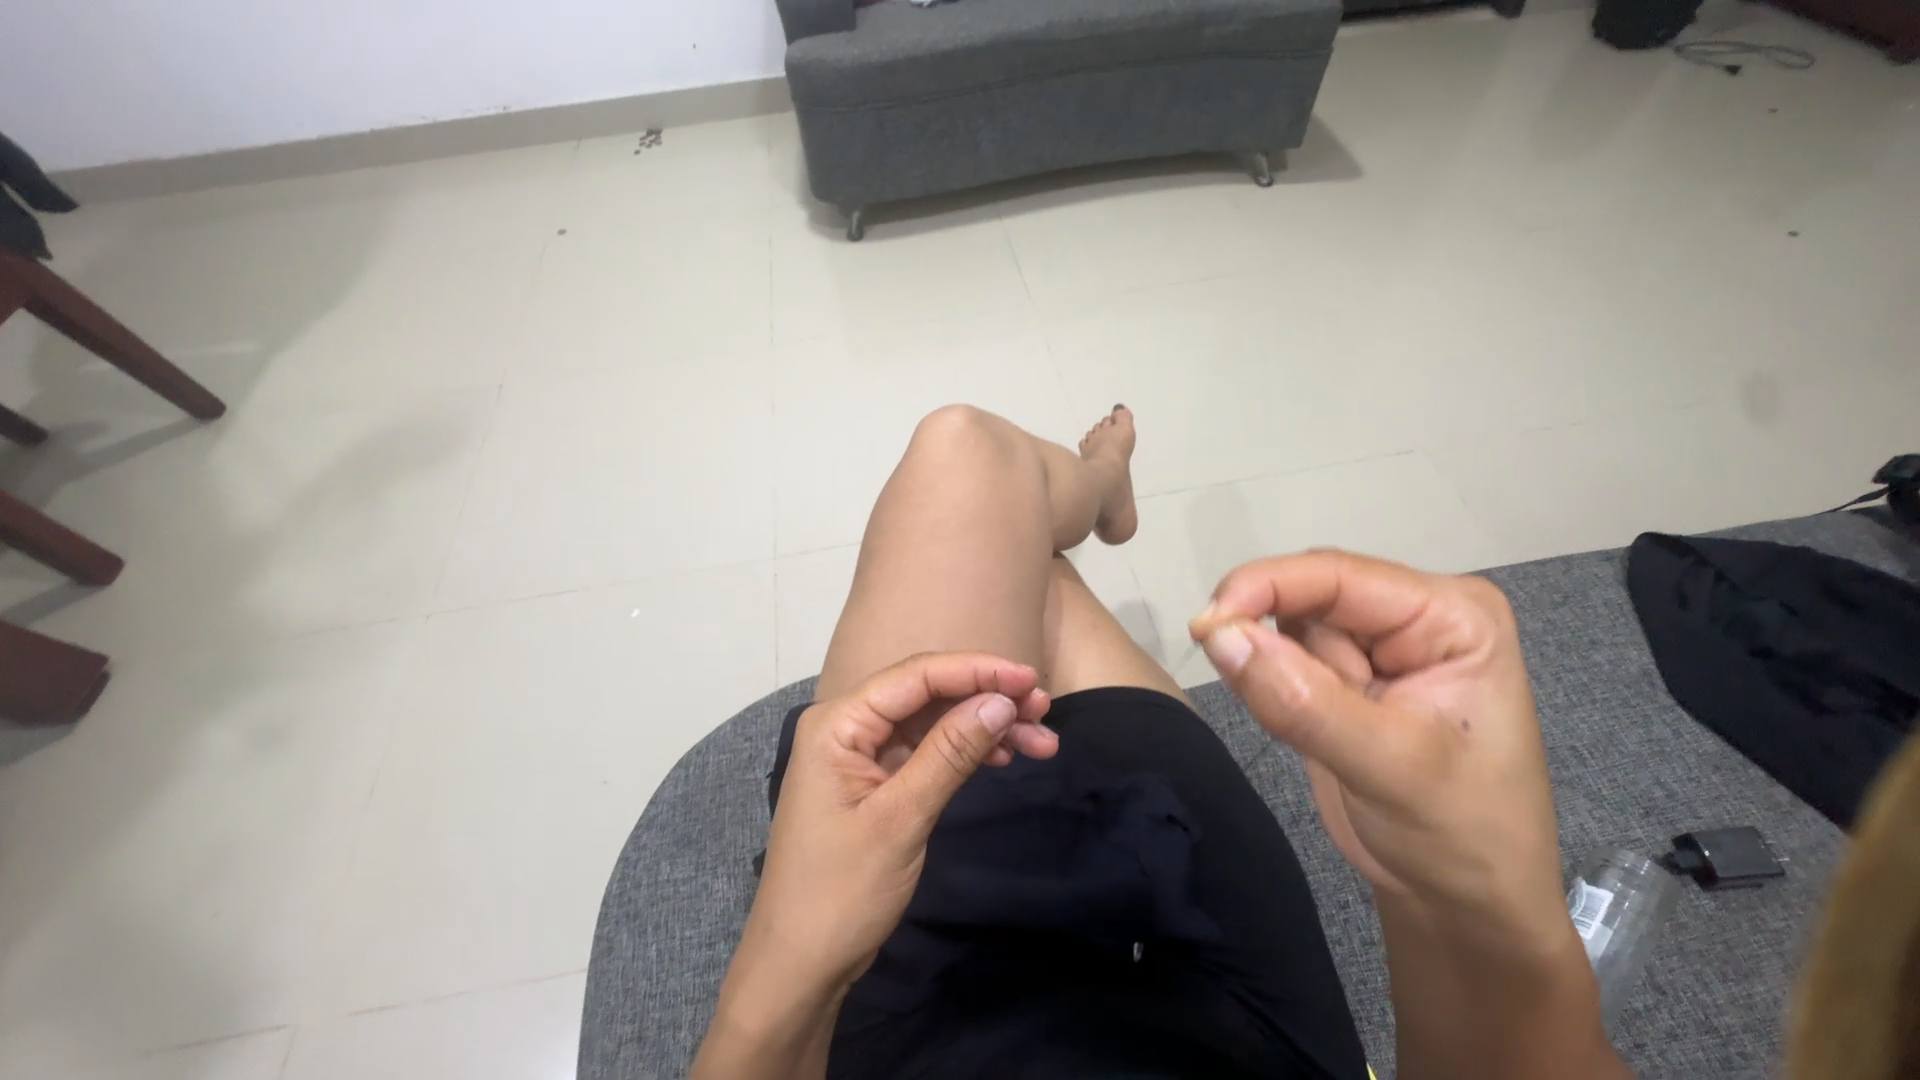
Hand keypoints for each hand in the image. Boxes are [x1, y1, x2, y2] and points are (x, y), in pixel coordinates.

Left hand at [741, 652, 1056, 990]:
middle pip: (928, 694)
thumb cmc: (841, 892)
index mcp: (838, 722)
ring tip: (1042, 742)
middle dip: (987, 698)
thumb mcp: (901, 818)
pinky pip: (928, 751)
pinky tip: (1004, 760)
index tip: (1031, 679)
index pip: (917, 675)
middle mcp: (848, 726)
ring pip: (934, 722)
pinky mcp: (877, 782)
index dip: (978, 670)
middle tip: (1044, 713)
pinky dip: (967, 753)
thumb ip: (950, 752)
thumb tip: (1002, 700)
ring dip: (985, 727)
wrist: (801, 965)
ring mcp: (862, 755)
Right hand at [1189, 552, 1564, 934]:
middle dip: (1274, 640)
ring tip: (1315, 733)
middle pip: (1306, 594)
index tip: (1205, 626)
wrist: (1462, 902)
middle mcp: (1411, 615)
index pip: (1338, 575)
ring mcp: (1375, 646)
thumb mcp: (1389, 767)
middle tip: (1267, 702)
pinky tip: (1298, 726)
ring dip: (1273, 669)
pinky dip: (1268, 685)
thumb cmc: (1459, 835)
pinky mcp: (1342, 678)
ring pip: (1284, 625)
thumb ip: (1304, 701)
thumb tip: (1219, 635)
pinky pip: (1280, 657)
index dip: (1265, 587)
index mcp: (1449, 614)